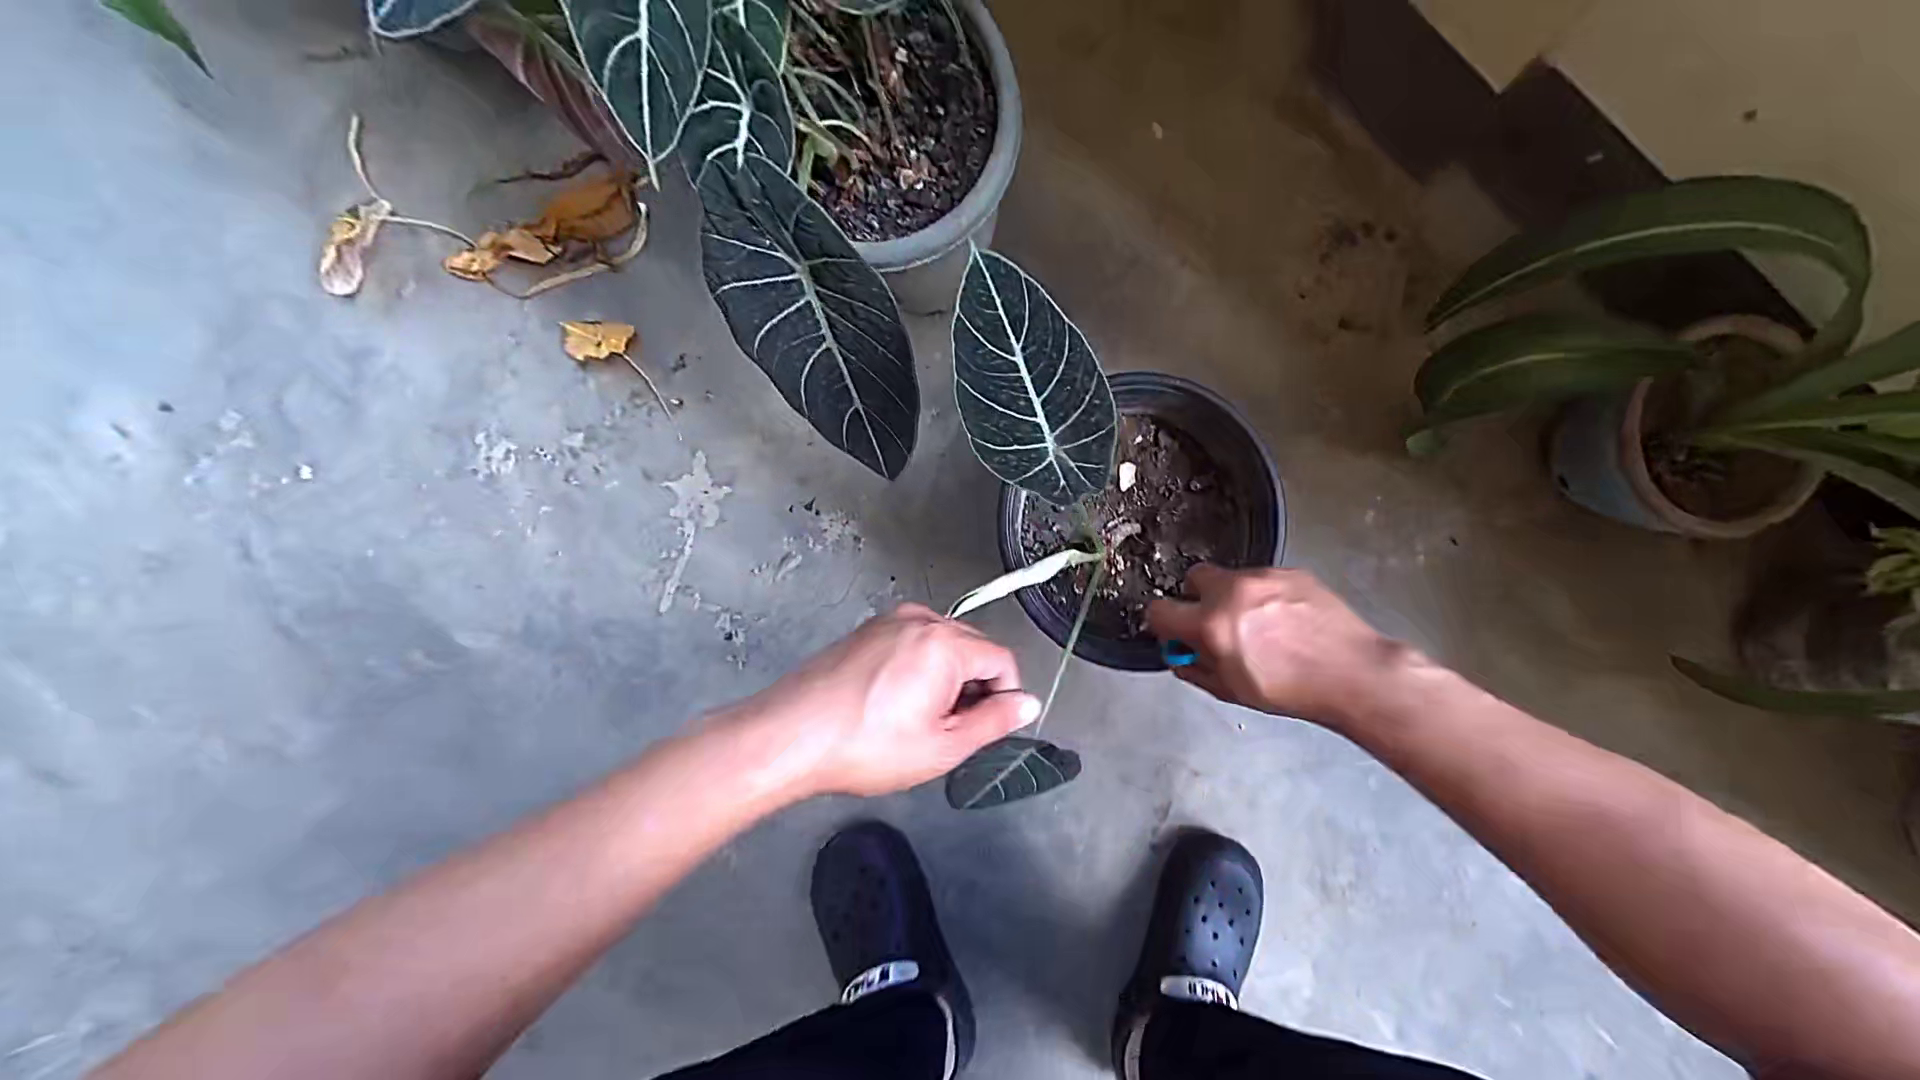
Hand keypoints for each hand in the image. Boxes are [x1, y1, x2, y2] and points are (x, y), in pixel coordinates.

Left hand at [715, 605, 1039, 799]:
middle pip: (973, 648)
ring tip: (918, 719)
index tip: (988, 726)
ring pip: (942, 646)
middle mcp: (918, 620)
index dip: (1004, 697)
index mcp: (944, 642)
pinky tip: (894, 704)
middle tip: (952, 729)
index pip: (1002, 660)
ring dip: (946, 679)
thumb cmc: (864, 744)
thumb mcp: (943, 745)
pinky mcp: (867, 631)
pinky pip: (912, 644)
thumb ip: (994, 722)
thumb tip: (1026, 704)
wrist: (789, 735)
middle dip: (974, 686)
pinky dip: (918, 670)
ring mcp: (888, 622)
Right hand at [1146, 565, 1409, 725]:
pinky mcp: (1290, 573)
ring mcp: (1263, 579)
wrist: (1353, 674)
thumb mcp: (1232, 690)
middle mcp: (1232, 594)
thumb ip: (1195, 670)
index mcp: (1211, 625)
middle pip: (1192, 578)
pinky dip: (1263, 596)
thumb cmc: (1295, 688)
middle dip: (1195, 597)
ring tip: (1257, 626)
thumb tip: (1181, 659)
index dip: (1161, 623)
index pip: (1159, 610)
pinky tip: (1282, 621)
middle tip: (1211, 620)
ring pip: (1230, 577)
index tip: (1171, 630)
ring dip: (1232, 597)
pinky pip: (1263, 579)